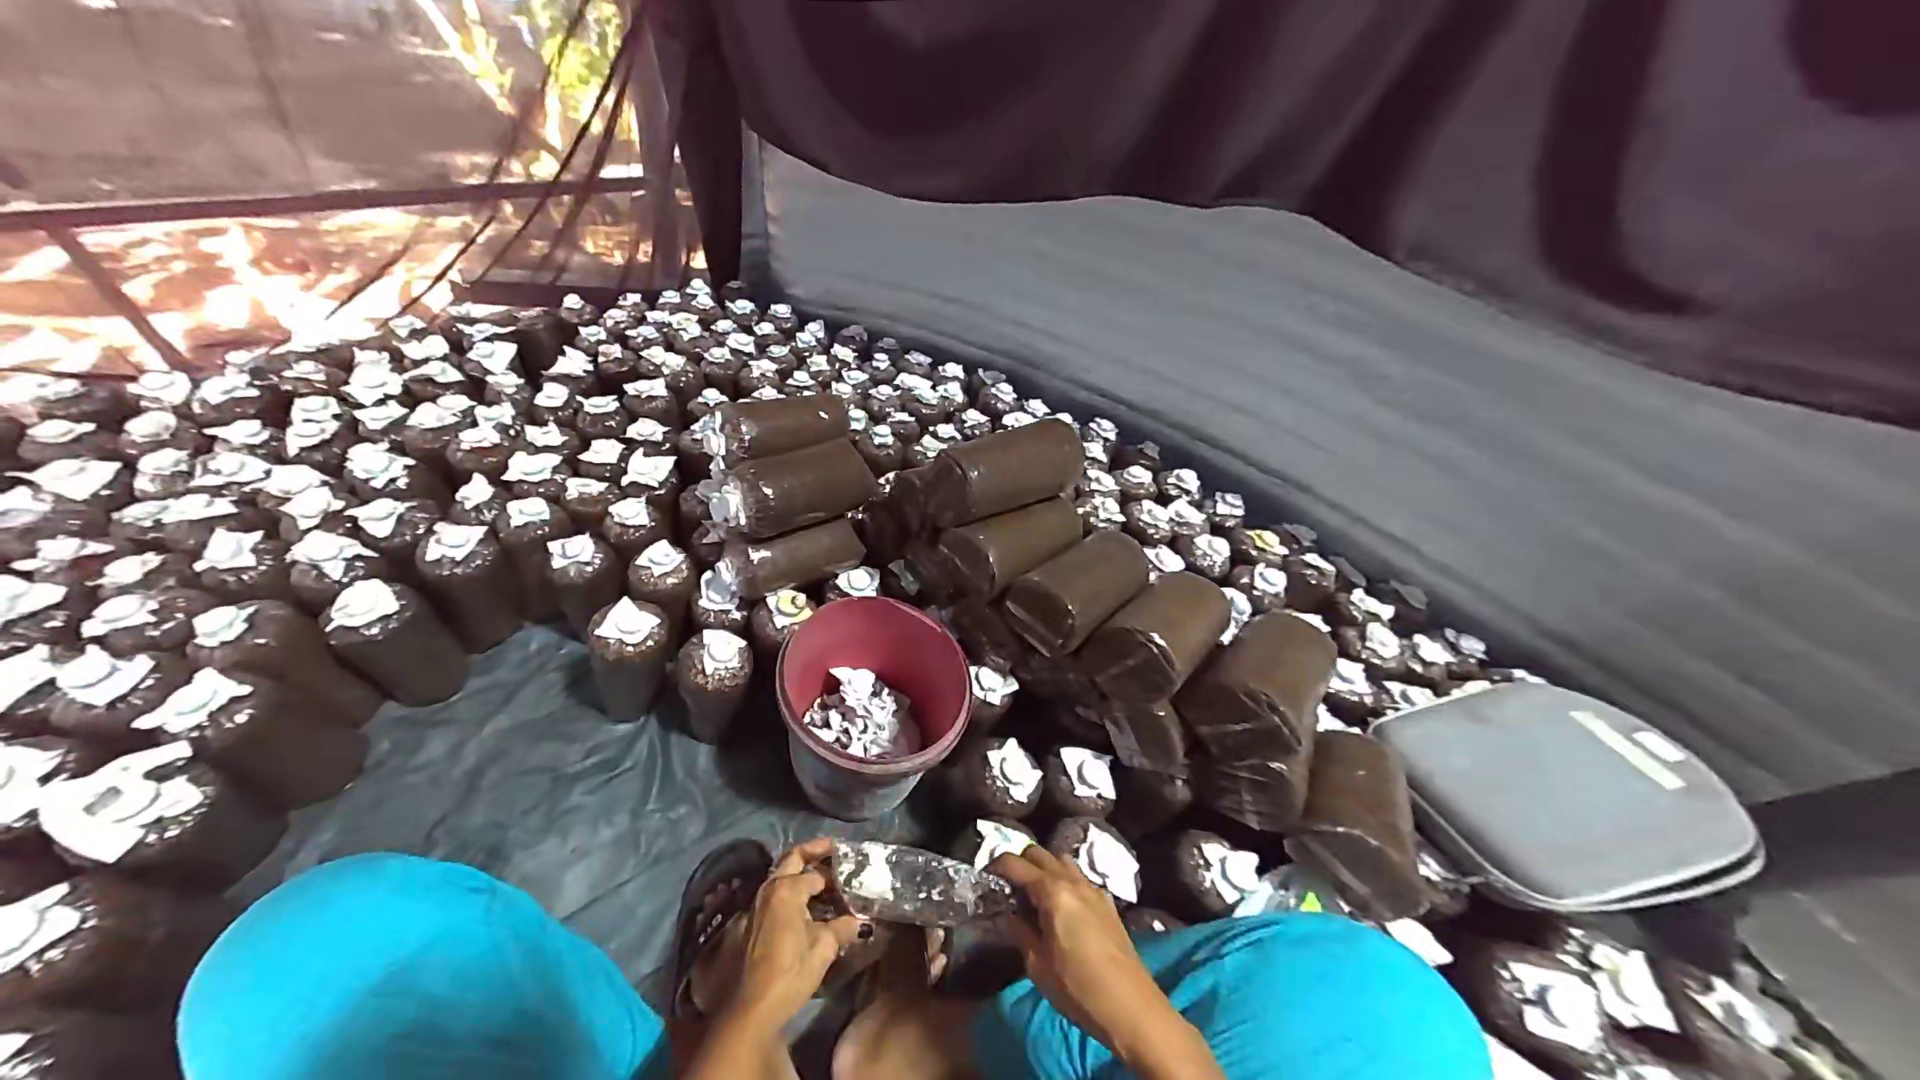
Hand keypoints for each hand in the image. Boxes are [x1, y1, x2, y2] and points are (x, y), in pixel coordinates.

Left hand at [725, 838, 862, 1029]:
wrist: (749, 1010)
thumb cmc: (790, 972)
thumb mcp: (824, 948)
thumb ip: (842, 928)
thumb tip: (859, 921)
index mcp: (786, 889)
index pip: (815, 874)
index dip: (835, 876)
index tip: (851, 876)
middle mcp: (767, 890)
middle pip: (791, 860)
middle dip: (812, 853)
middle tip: (832, 850)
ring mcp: (753, 907)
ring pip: (778, 878)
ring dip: (798, 874)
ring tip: (820, 882)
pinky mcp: (747, 926)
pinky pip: (772, 898)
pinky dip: (788, 894)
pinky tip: (801, 909)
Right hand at [990, 848, 1221, 1078]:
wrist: (1132, 1008)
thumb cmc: (1078, 988)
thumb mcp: (1038, 964)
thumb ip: (1019, 932)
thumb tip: (1006, 915)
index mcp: (1052, 891)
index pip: (1016, 864)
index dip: (997, 866)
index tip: (985, 877)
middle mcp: (1073, 881)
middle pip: (1040, 853)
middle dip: (1020, 863)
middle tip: (1007, 886)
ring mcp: (1094, 890)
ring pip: (1062, 861)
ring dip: (1044, 869)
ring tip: (1033, 895)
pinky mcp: (1107, 903)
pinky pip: (1079, 878)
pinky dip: (1064, 881)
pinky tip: (1060, 907)